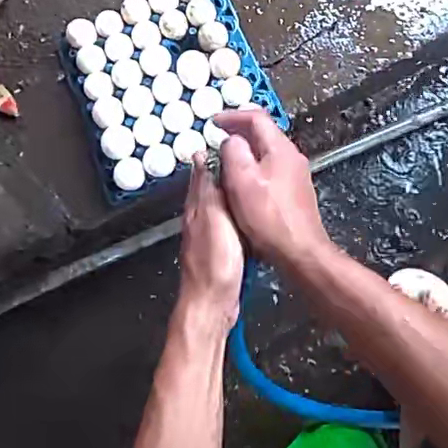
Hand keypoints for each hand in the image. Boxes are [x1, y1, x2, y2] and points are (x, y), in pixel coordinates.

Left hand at [177, 152, 242, 332]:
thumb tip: (201, 157)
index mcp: (196, 207)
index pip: (202, 173)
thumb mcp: (214, 217)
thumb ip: (208, 189)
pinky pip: (231, 226)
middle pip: (212, 188)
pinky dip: (240, 217)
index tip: (229, 144)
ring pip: (222, 207)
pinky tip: (250, 218)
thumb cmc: (215, 263)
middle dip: (226, 174)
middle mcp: (199, 219)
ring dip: (234, 195)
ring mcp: (210, 236)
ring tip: (251, 184)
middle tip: (245, 161)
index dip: (214, 157)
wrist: (213, 304)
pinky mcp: (221, 252)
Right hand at [212, 111, 333, 271]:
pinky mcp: (294, 191)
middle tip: (217, 138)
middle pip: (263, 133)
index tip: (214, 122)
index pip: (256, 117)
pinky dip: (253, 167)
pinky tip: (242, 182)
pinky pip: (270, 168)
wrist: (300, 252)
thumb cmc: (269, 218)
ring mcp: (295, 174)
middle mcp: (292, 157)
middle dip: (238, 132)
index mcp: (280, 148)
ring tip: (224, 159)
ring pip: (266, 151)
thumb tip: (231, 141)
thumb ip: (233, 153)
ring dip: (244, 151)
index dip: (232, 116)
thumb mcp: (242, 181)